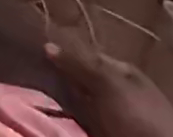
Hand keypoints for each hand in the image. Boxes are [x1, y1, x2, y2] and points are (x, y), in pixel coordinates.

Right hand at [47, 36, 172, 136]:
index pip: (85, 54)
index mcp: (123, 71)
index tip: (36, 54)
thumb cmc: (139, 117)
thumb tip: (47, 44)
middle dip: (59, 79)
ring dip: (61, 102)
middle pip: (81, 80)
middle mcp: (118, 92)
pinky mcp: (108, 135)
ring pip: (79, 104)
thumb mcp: (108, 83)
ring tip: (38, 97)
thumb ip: (78, 62)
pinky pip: (81, 123)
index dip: (62, 52)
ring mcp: (115, 118)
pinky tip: (53, 116)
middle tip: (33, 75)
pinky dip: (67, 122)